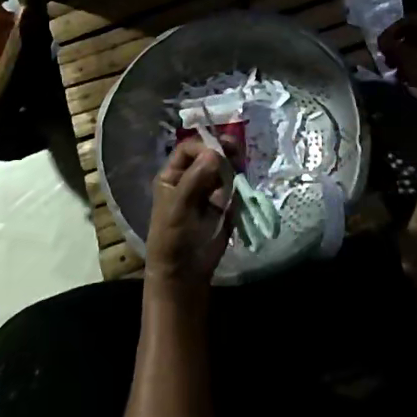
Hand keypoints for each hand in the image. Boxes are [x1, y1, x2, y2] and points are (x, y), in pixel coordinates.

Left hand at [145, 139, 235, 289]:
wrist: (185, 271)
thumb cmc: (172, 236)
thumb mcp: (178, 205)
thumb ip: (195, 178)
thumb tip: (214, 152)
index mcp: (172, 176)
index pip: (188, 150)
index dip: (203, 146)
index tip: (219, 152)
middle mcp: (191, 179)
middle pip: (209, 156)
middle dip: (223, 151)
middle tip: (237, 149)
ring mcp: (209, 191)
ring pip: (224, 169)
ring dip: (233, 165)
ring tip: (241, 165)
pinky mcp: (224, 204)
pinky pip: (234, 186)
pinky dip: (239, 183)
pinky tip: (244, 182)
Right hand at [378, 15, 416, 114]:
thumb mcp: (412, 61)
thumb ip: (394, 48)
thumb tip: (381, 40)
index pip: (408, 20)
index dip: (390, 32)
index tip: (379, 47)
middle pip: (416, 34)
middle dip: (398, 48)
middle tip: (387, 62)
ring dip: (407, 60)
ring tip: (397, 75)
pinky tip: (412, 83)